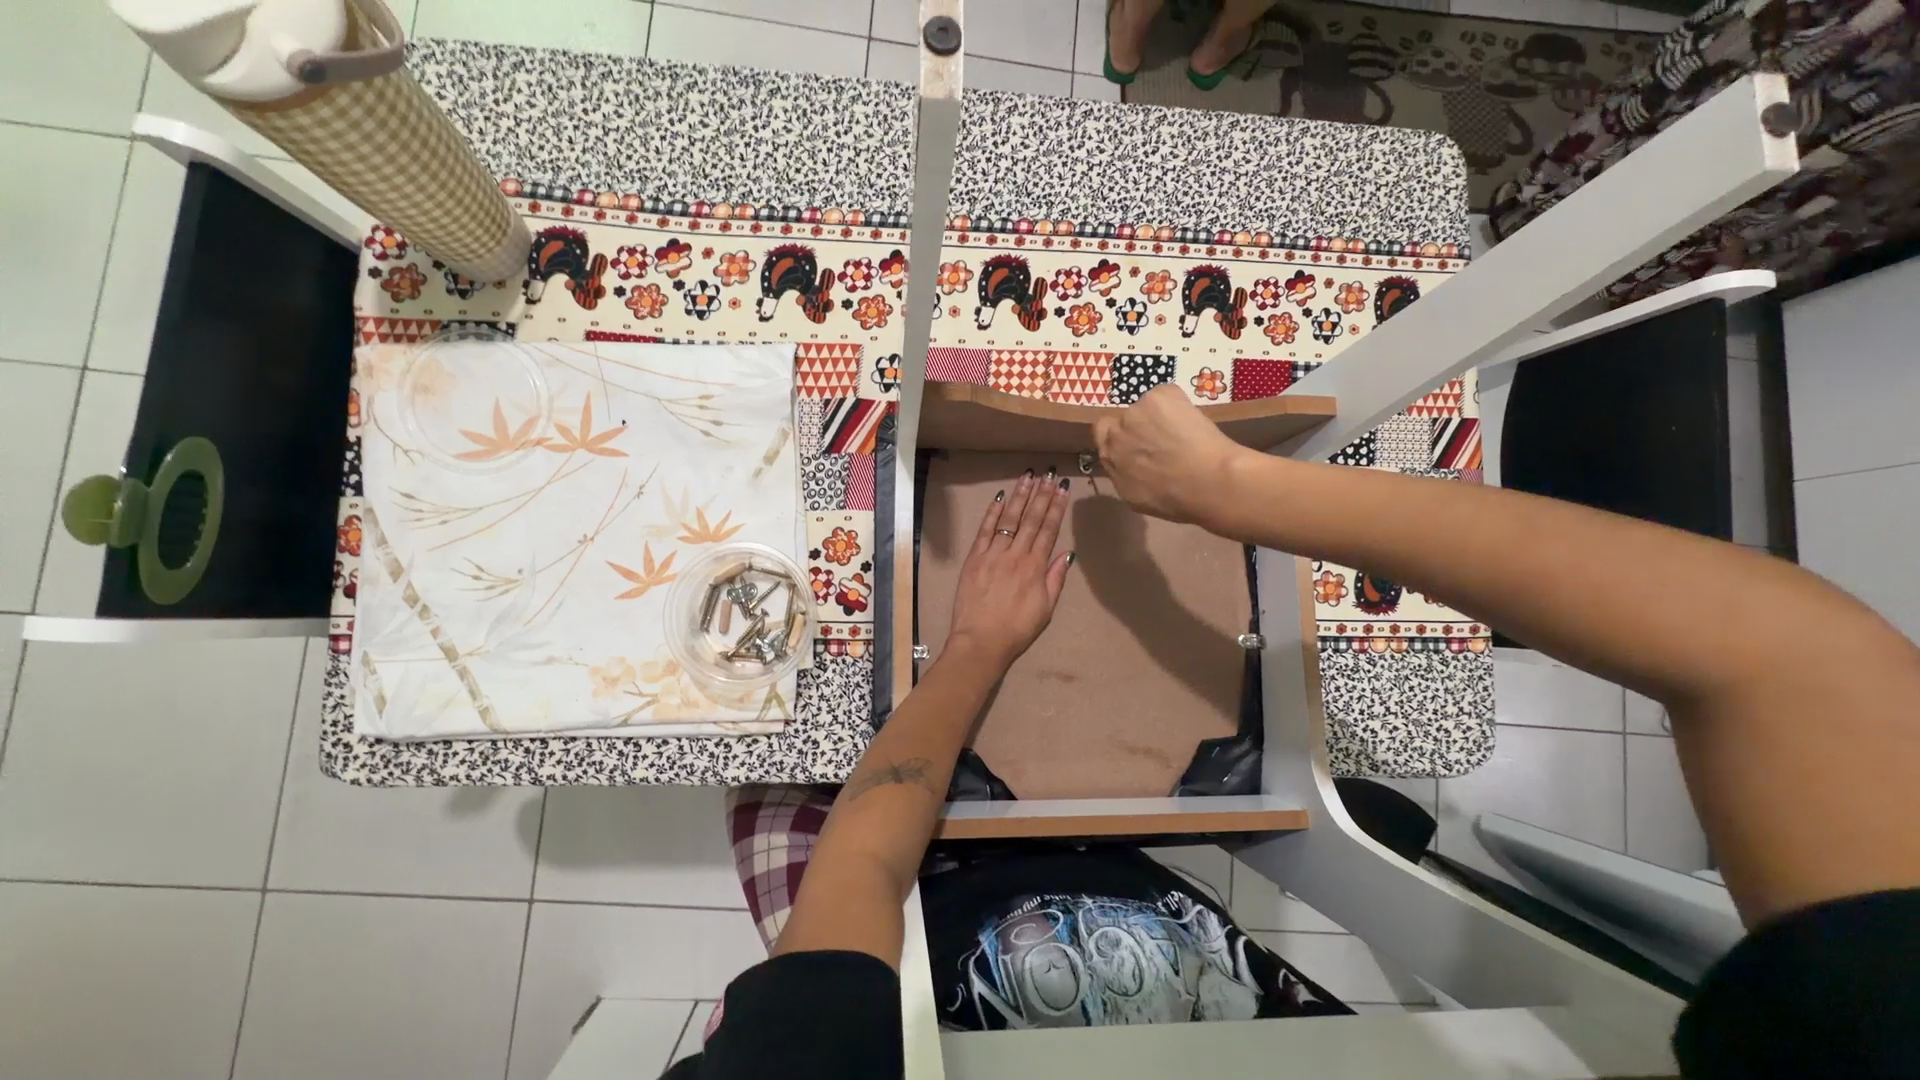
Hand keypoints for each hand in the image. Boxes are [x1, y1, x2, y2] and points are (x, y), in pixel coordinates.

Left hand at [945, 470, 1073, 671]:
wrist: (981, 641)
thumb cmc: (1017, 629)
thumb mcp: (1046, 608)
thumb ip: (1056, 578)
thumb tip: (1067, 553)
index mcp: (1036, 567)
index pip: (1048, 530)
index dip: (1056, 508)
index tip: (1062, 488)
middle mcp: (1016, 555)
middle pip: (1030, 519)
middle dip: (1041, 495)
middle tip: (1047, 474)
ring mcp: (993, 554)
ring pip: (1009, 519)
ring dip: (1019, 497)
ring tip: (1028, 477)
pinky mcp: (974, 558)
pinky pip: (985, 531)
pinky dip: (993, 513)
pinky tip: (1000, 497)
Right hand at [1092, 384, 1244, 525]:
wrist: (1208, 481)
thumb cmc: (1174, 499)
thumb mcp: (1134, 497)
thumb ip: (1122, 472)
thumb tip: (1127, 462)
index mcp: (1108, 456)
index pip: (1102, 430)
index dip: (1120, 433)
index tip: (1137, 441)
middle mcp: (1117, 432)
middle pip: (1126, 417)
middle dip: (1141, 425)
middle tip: (1165, 438)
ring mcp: (1137, 411)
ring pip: (1148, 407)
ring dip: (1160, 416)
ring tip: (1184, 433)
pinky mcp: (1159, 396)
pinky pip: (1166, 395)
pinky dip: (1177, 405)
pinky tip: (1192, 423)